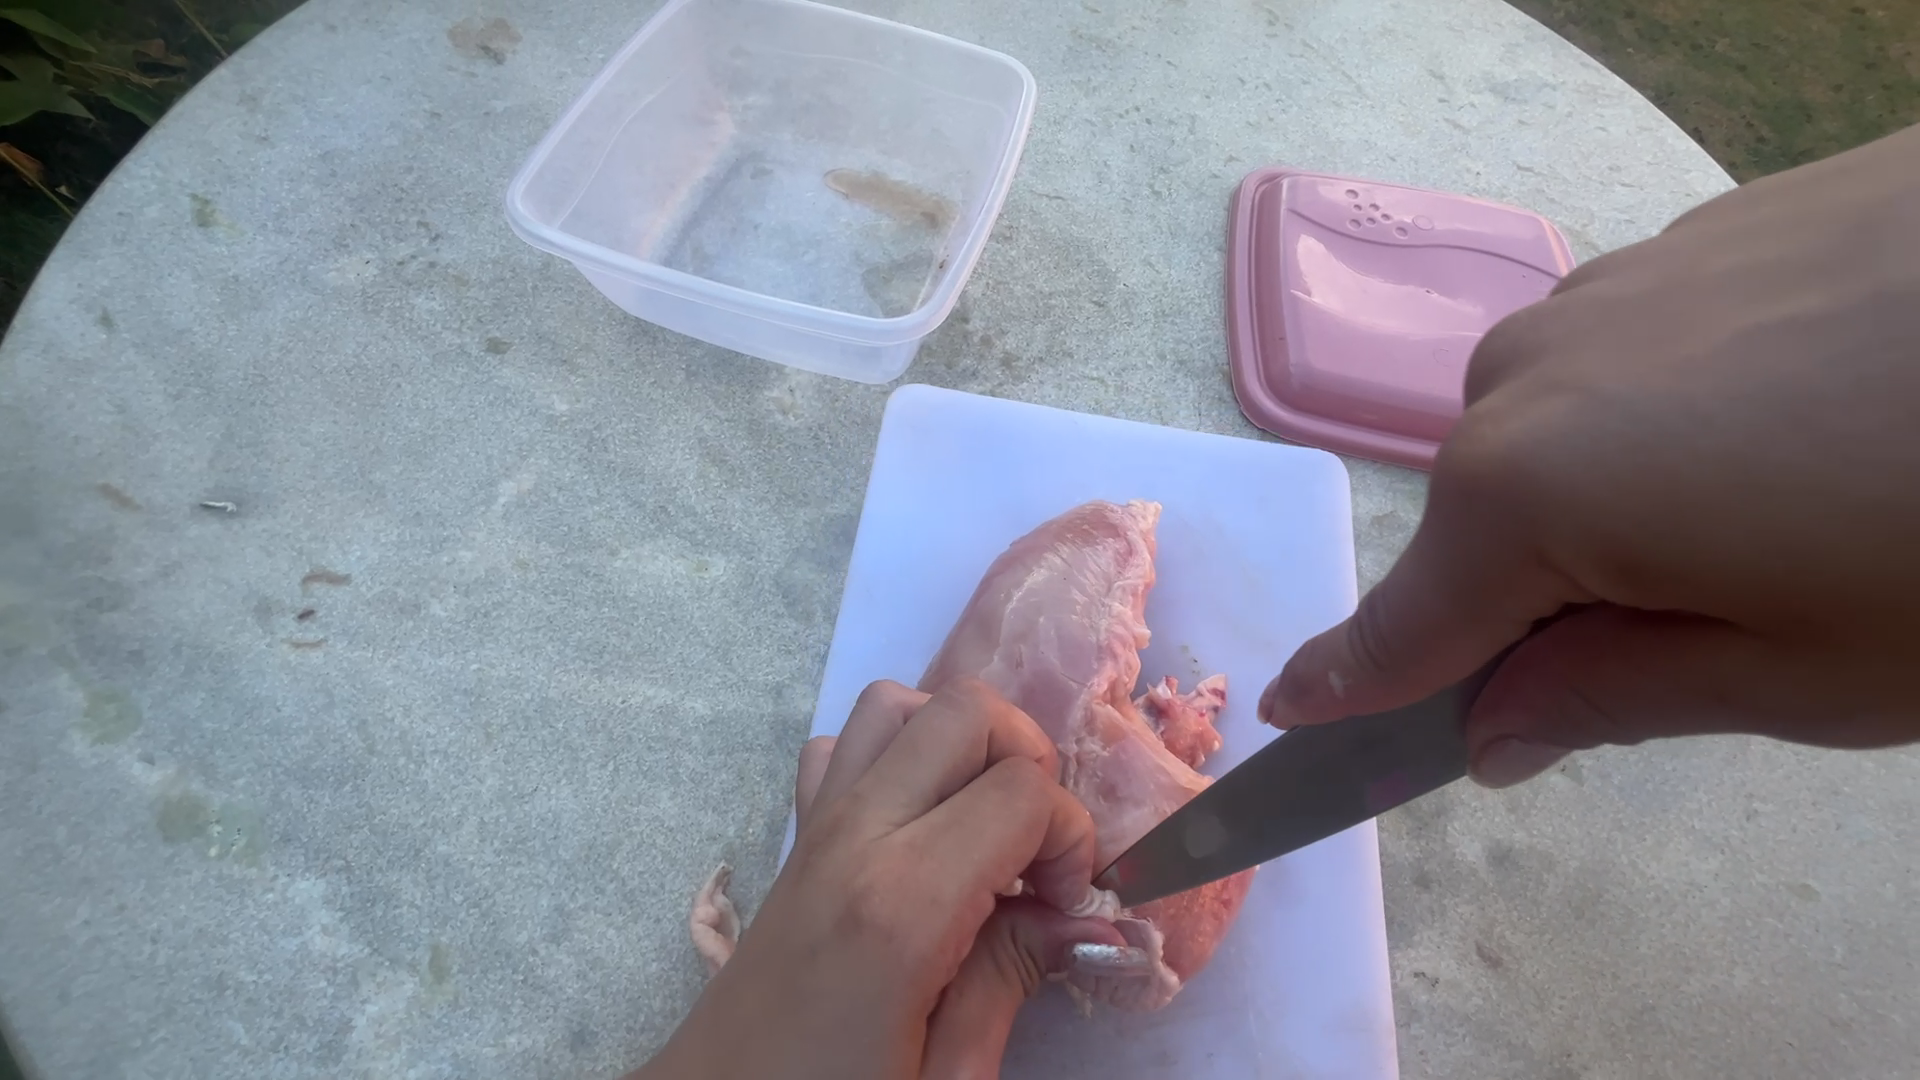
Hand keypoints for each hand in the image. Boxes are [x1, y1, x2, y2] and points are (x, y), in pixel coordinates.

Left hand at [637, 679, 1122, 1078]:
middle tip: (1034, 838)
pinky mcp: (799, 826)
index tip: (1063, 900)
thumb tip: (1081, 918)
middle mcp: (860, 829)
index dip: (1070, 835)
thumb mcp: (949, 1076)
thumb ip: (1014, 975)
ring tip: (979, 810)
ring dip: (958, 736)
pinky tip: (915, 814)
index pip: (1022, 791)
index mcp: (905, 900)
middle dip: (1026, 755)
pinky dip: (893, 750)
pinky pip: (844, 742)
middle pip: (964, 710)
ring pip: (897, 702)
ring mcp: (821, 817)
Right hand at [1260, 122, 1919, 786]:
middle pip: (1482, 531)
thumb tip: (1491, 736)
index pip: (1400, 627)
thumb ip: (1609, 698)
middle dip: (1544, 590)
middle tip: (1706, 607)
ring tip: (1788, 476)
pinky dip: (1659, 410)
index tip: (1288, 711)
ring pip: (1543, 441)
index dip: (1342, 682)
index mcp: (1519, 495)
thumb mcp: (1818, 669)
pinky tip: (1803, 387)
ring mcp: (1576, 304)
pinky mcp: (1656, 247)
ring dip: (1607, 491)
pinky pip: (1607, 367)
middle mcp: (1506, 390)